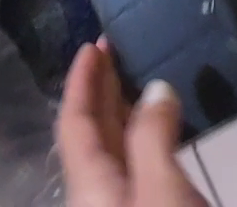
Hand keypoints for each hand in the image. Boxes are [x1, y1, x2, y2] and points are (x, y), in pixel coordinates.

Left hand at [56, 40, 209, 206]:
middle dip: (99, 87)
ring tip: (135, 74)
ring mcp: (120, 201)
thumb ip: (154, 136)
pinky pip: (132, 157)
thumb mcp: (161, 188)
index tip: (92, 46)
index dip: (81, 82)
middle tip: (113, 48)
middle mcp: (98, 192)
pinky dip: (139, 128)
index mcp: (90, 184)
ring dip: (119, 106)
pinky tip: (159, 122)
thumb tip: (157, 87)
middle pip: (91, 133)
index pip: (75, 124)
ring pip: (112, 145)